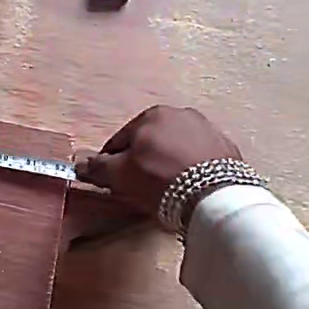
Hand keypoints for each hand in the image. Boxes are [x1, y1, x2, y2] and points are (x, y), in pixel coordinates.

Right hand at [74, 105, 242, 214]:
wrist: (214, 195)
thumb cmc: (159, 179)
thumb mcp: (120, 175)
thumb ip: (98, 167)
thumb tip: (80, 164)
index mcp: (151, 114)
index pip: (120, 140)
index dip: (111, 162)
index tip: (112, 180)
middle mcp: (181, 114)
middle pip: (150, 141)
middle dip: (142, 160)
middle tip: (138, 185)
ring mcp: (208, 129)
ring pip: (175, 148)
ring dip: (167, 163)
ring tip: (164, 188)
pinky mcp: (228, 148)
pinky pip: (199, 158)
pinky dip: (190, 169)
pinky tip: (187, 187)